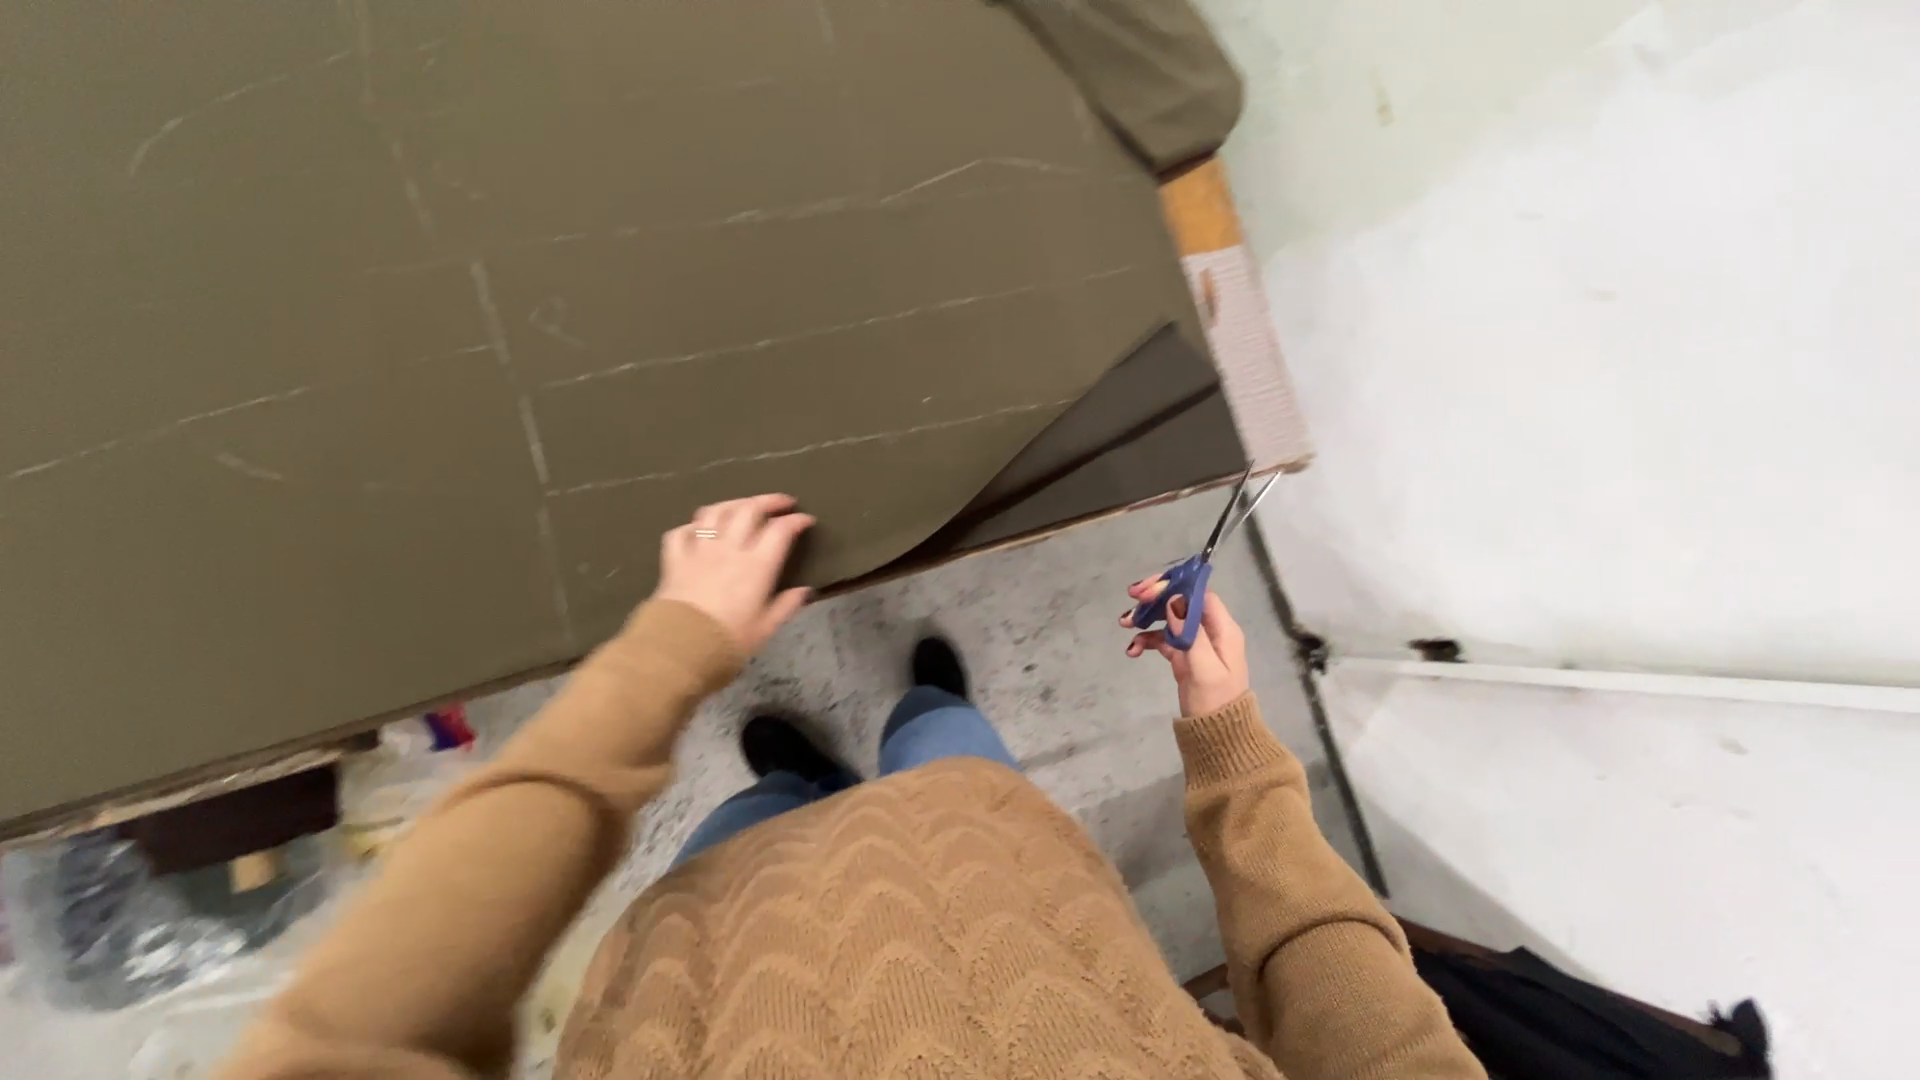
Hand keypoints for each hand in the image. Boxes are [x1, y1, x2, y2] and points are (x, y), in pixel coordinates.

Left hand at [654, 493, 815, 653]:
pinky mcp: (674, 558)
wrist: (680, 647)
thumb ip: (786, 605)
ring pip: (716, 512)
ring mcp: (699, 549)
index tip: (806, 520)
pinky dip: (693, 526)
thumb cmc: (728, 640)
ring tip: (744, 506)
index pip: (781, 530)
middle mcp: (729, 548)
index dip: (796, 520)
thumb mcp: (766, 628)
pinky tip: (700, 529)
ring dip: (733, 503)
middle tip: (782, 502)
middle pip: (749, 509)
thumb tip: (805, 591)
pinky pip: (681, 531)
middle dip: (769, 501)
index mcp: (757, 565)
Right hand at [1121, 585, 1249, 716]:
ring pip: (1168, 618)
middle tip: (1132, 598)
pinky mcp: (1182, 656)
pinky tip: (1132, 650)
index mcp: (1222, 629)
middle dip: (1155, 598)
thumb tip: (1175, 601)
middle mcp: (1209, 630)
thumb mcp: (1205, 669)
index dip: (1174, 586)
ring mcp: (1194, 643)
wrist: (1218, 737)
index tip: (1147, 590)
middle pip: (1181, 601)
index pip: (1198, 594)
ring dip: (1146, 618)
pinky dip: (1146, 640)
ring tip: (1124, 624)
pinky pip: (1162, 639)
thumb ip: (1191, 634)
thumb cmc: (1215, 702)